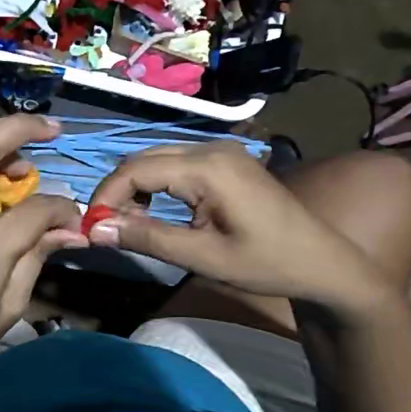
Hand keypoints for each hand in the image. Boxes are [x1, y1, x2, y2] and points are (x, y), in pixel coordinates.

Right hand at [88, 143, 390, 311]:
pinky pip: (178, 164)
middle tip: (103, 227)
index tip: (89, 227)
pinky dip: (157, 183)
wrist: (321, 261)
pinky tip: (153, 209)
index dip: (107, 196)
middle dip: (118, 190)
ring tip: (124, 223)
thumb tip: (96, 230)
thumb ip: (148, 239)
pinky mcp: (227, 161)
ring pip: (159, 159)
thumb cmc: (266, 263)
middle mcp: (212, 148)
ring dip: (136, 186)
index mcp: (208, 167)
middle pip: (145, 158)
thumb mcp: (203, 257)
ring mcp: (222, 151)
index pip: (137, 169)